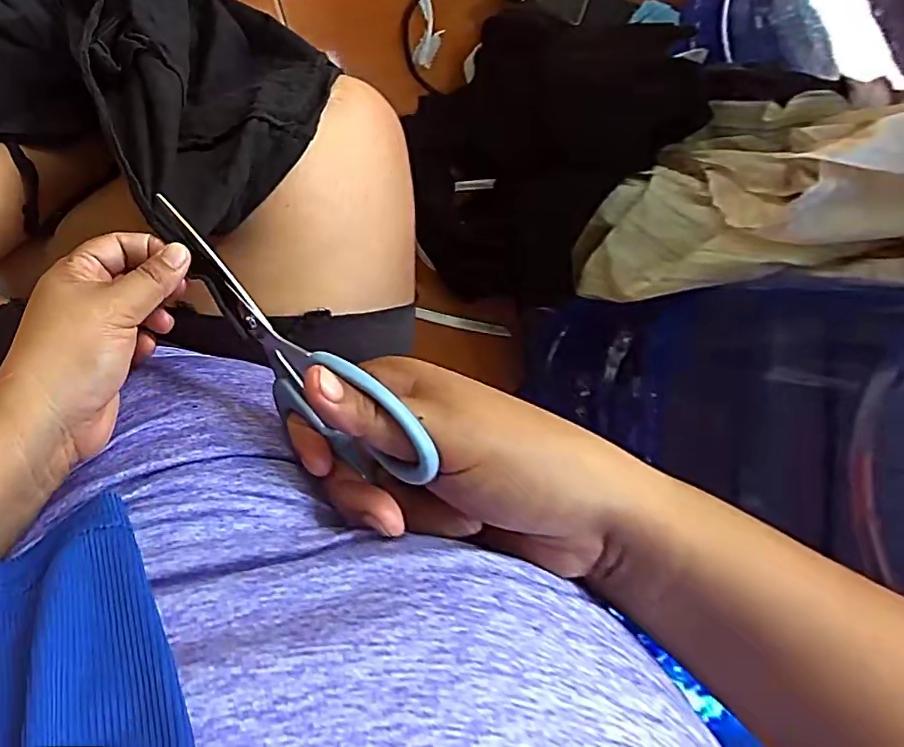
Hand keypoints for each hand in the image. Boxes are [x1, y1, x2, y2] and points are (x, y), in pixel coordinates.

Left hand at [0, 232, 189, 482]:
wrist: (48, 423)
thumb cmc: (62, 363)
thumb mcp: (118, 307)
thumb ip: (153, 278)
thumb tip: (178, 253)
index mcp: (75, 273)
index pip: (118, 244)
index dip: (149, 249)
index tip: (177, 261)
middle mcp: (81, 297)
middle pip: (130, 275)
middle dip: (156, 283)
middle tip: (177, 291)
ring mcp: (91, 329)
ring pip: (134, 307)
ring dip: (153, 313)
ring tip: (162, 321)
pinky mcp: (101, 358)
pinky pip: (132, 338)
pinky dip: (144, 340)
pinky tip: (145, 348)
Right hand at [286, 356, 673, 581]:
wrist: (594, 522)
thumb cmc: (524, 458)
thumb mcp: (444, 435)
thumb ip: (371, 413)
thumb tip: (309, 377)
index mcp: (395, 384)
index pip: (323, 395)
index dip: (312, 427)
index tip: (321, 464)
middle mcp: (396, 418)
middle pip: (336, 449)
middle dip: (357, 486)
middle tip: (389, 513)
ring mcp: (411, 460)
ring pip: (362, 487)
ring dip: (393, 510)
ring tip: (447, 521)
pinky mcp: (427, 499)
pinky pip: (390, 513)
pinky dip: (417, 524)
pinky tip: (458, 527)